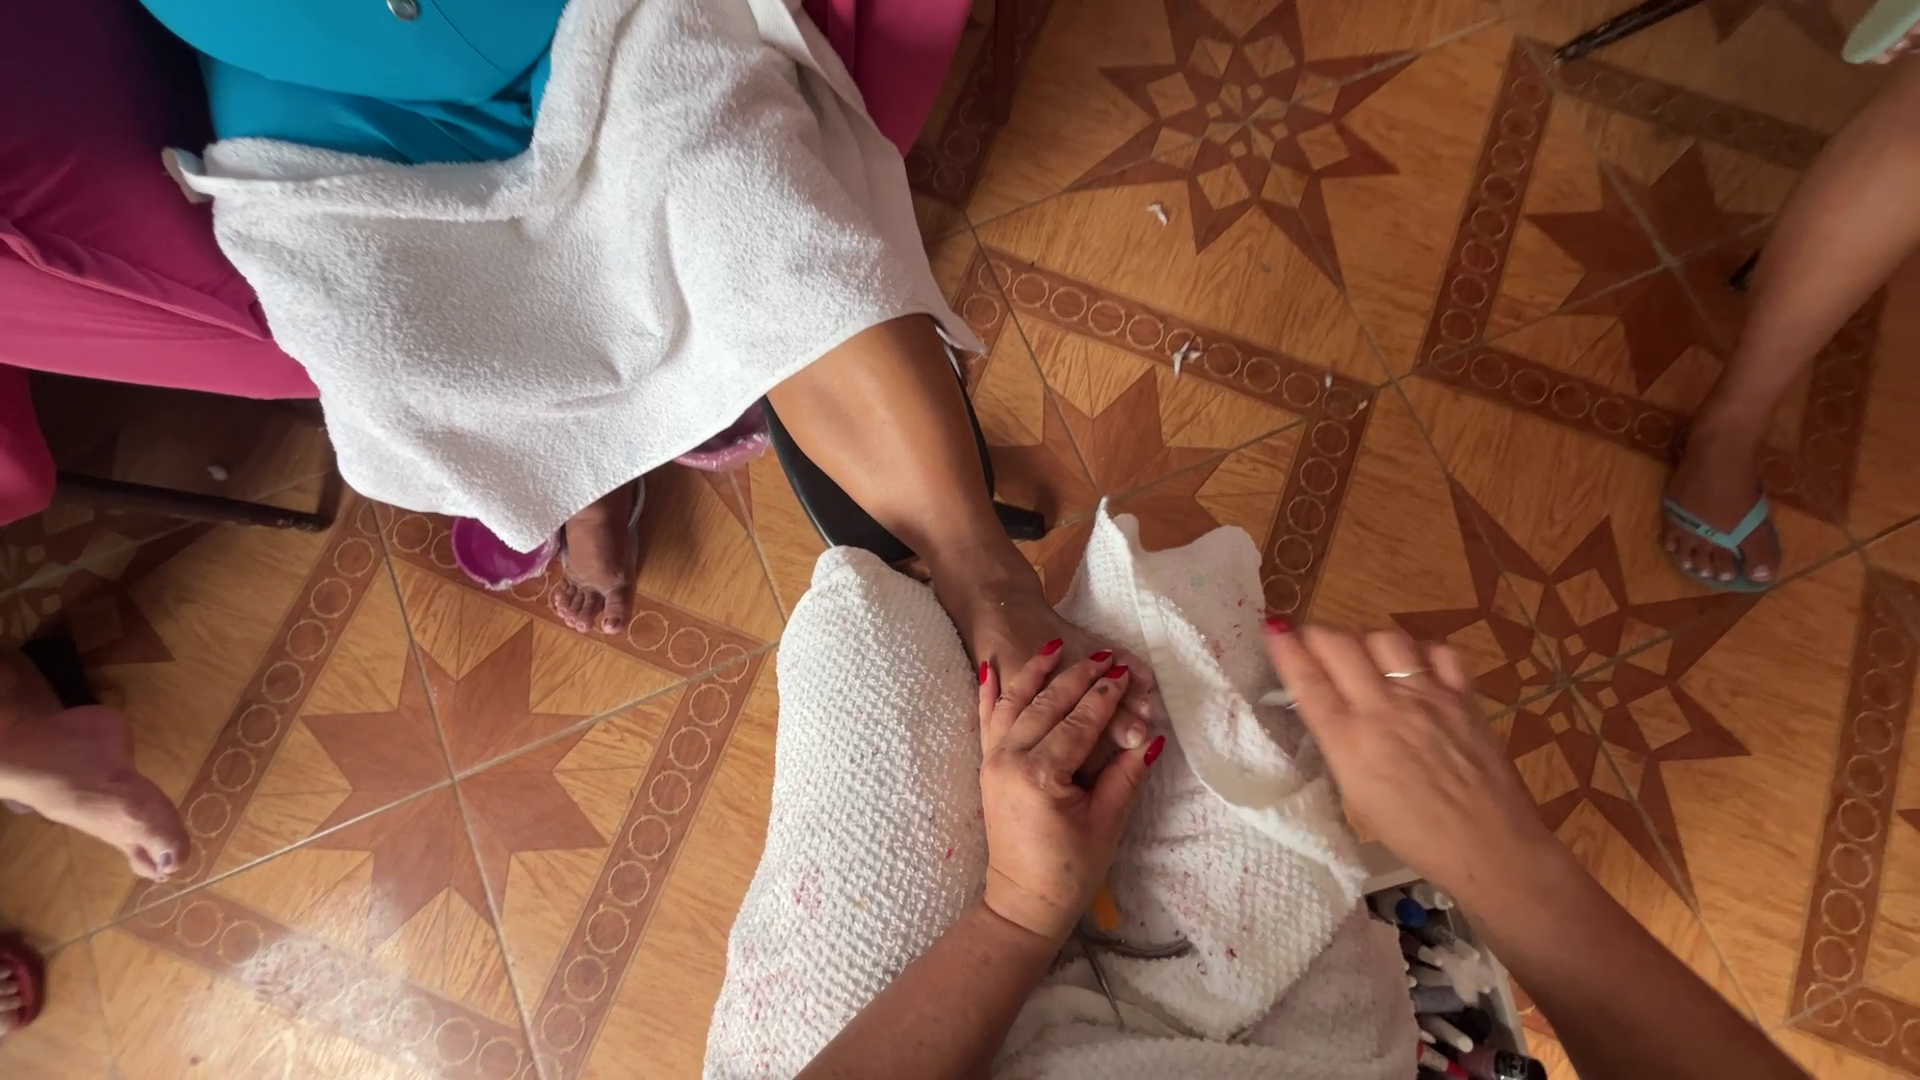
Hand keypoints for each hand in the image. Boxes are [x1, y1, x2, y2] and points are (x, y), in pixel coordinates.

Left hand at [976, 646, 1164, 942]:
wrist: (1024, 900)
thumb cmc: (1072, 868)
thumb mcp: (1107, 821)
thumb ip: (1126, 773)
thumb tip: (1151, 732)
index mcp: (1042, 775)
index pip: (1080, 722)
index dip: (1105, 696)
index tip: (1124, 672)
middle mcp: (1011, 759)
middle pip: (1047, 704)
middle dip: (1077, 676)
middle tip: (1103, 654)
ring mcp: (993, 759)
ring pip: (1014, 703)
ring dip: (1035, 672)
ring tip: (1054, 646)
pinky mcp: (986, 764)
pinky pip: (985, 719)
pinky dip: (989, 692)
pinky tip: (991, 666)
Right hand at [1262, 621, 1568, 912]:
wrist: (1490, 849)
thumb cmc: (1411, 832)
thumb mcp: (1354, 790)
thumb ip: (1338, 741)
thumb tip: (1325, 707)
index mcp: (1348, 739)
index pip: (1307, 679)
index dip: (1285, 648)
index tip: (1273, 628)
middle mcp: (1383, 709)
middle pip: (1339, 645)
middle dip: (1317, 633)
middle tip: (1311, 640)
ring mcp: (1426, 699)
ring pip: (1384, 638)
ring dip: (1364, 640)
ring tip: (1364, 655)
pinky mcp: (1464, 699)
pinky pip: (1439, 652)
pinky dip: (1420, 651)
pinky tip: (1414, 666)